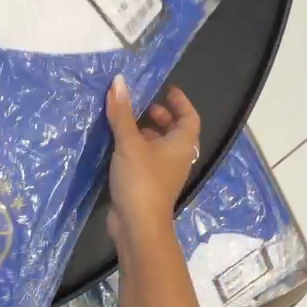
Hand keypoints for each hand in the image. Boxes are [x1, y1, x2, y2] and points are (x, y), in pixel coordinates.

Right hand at [105, 75, 200, 248]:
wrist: (138, 225)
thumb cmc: (141, 180)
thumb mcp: (129, 143)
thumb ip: (122, 113)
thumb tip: (119, 81)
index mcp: (181, 144)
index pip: (189, 116)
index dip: (180, 101)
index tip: (166, 90)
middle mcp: (177, 157)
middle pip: (174, 131)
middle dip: (160, 116)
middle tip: (141, 106)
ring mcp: (163, 173)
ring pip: (158, 146)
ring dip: (145, 132)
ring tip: (125, 122)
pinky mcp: (148, 184)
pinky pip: (146, 159)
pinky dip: (135, 148)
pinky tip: (116, 145)